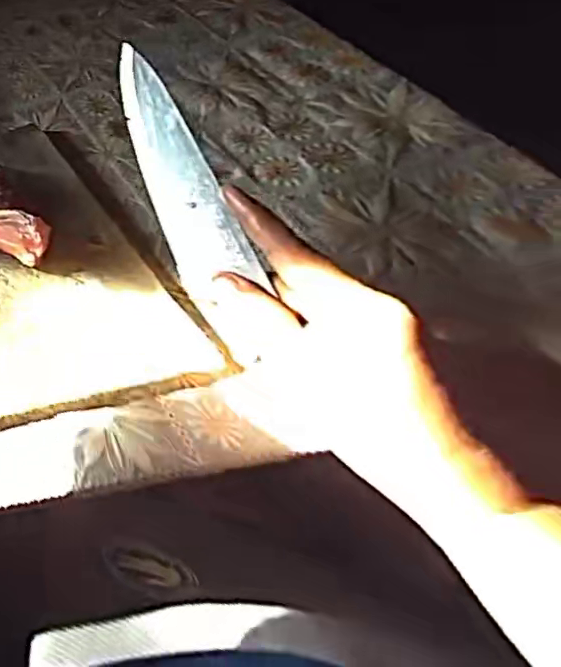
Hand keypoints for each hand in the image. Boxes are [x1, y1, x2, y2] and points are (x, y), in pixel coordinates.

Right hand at [210, 186, 521, 509]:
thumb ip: (257, 317)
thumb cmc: (371, 426)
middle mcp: (385, 308)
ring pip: (319, 305)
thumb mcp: (295, 368)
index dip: (256, 221)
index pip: (292, 253)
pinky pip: (338, 326)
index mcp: (359, 305)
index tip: (231, 192)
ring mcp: (398, 330)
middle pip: (305, 279)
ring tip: (272, 350)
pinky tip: (303, 366)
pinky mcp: (402, 350)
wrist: (456, 484)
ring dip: (286, 317)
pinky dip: (309, 336)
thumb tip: (221, 278)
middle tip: (227, 290)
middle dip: (264, 284)